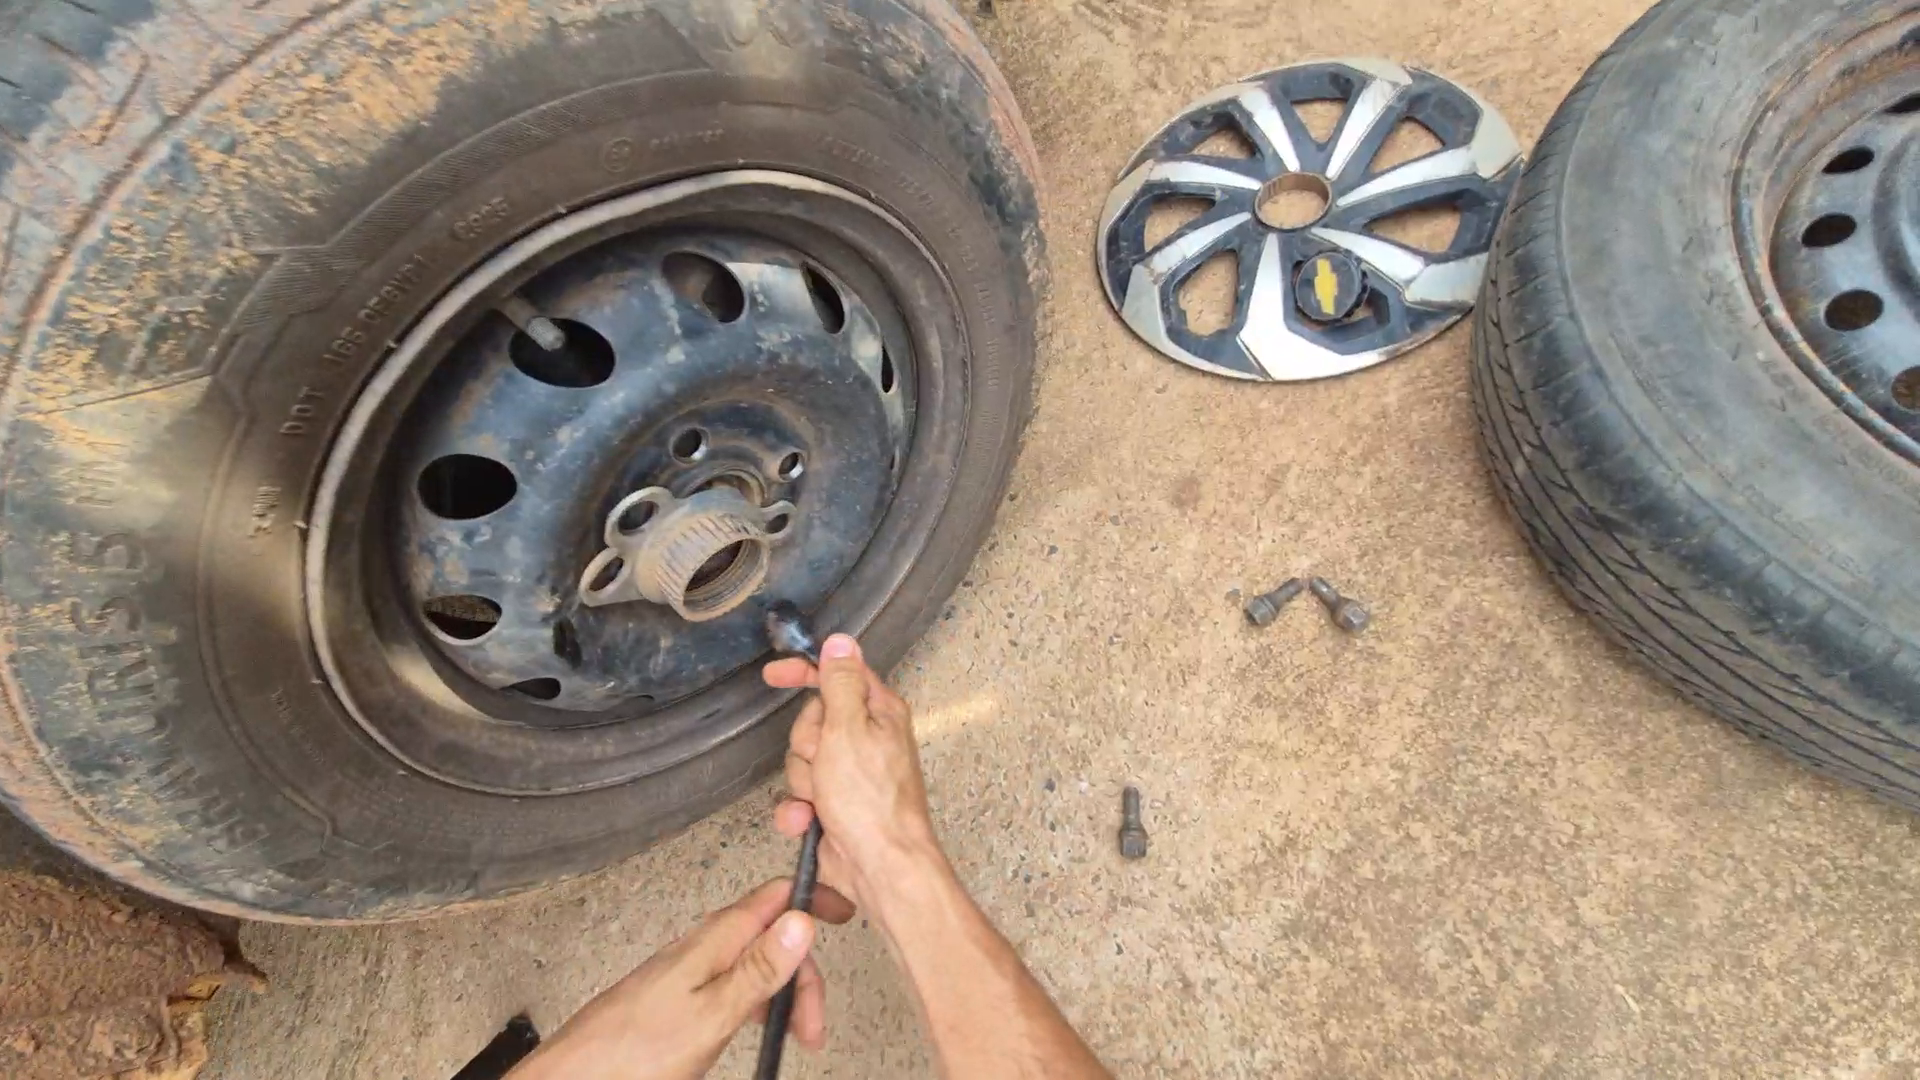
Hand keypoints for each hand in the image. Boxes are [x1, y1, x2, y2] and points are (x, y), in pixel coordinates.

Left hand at [506, 878, 853, 1079]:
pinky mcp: (679, 993)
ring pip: (754, 960)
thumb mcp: (711, 1015)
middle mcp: (706, 942)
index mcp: (717, 937)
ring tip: (793, 1036)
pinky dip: (757, 1001)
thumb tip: (802, 919)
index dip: (814, 898)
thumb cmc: (635, 1055)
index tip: (847, 915)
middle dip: (803, 971)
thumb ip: (759, 968)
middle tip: (814, 1026)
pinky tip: (756, 1028)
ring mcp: (691, 967)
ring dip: (782, 991)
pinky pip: (733, 982)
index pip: (778, 895)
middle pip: (772, 933)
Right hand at [763, 634, 948, 921]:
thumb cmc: (872, 800)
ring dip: (803, 781)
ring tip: (824, 798)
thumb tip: (841, 641)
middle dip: (806, 743)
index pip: (837, 674)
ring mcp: (850, 772)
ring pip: (801, 759)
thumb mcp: (849, 729)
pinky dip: (799, 809)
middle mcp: (867, 737)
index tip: (773, 674)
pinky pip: (799, 794)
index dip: (805, 672)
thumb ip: (841, 683)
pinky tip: (810, 821)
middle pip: (812, 720)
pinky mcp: (834, 803)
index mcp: (879, 712)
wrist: (880, 866)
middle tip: (824, 761)